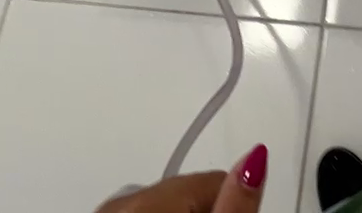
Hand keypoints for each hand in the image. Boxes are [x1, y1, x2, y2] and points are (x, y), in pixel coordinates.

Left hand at [98, 145, 267, 212]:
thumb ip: (234, 201)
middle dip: (205, 208)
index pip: (217, 175)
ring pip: (164, 201)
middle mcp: (120, 198)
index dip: (231, 201)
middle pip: (189, 187)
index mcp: (149, 191)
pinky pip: (140, 210)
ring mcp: (104, 210)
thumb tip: (256, 154)